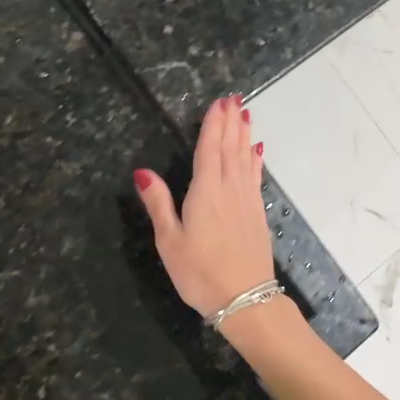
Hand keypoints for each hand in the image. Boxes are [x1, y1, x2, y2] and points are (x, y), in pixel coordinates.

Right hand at [134, 95, 274, 317]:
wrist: (245, 300)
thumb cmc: (200, 273)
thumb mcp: (170, 241)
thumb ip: (159, 204)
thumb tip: (142, 171)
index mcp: (205, 192)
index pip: (209, 150)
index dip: (212, 125)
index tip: (217, 103)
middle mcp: (229, 190)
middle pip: (230, 150)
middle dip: (231, 124)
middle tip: (234, 99)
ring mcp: (247, 202)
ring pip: (245, 161)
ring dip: (244, 137)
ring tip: (245, 116)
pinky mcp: (257, 216)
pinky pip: (254, 179)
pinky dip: (255, 162)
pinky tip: (257, 154)